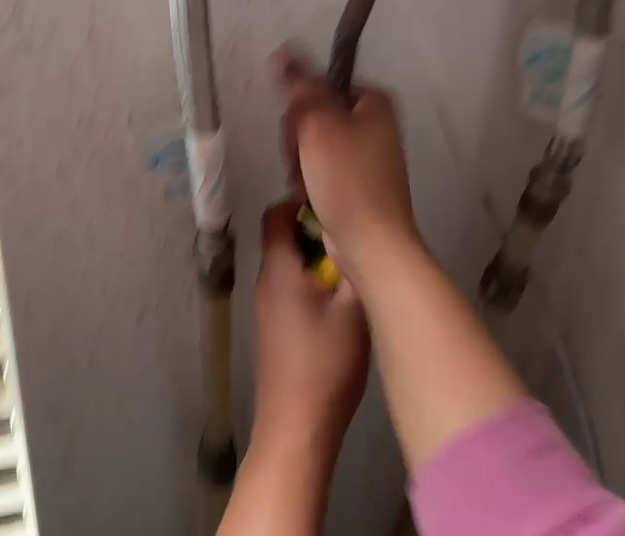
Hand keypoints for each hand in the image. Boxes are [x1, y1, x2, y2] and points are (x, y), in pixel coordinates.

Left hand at [252, 201, 370, 448]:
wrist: (297, 424)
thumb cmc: (326, 361)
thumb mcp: (355, 308)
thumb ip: (356, 264)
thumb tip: (358, 233)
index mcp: (279, 267)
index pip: (277, 213)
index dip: (303, 201)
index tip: (335, 204)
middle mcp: (266, 280)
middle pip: (284, 237)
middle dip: (316, 231)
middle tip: (352, 236)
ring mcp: (267, 306)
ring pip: (290, 265)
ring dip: (317, 258)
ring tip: (352, 265)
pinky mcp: (275, 327)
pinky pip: (291, 287)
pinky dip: (313, 282)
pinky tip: (341, 300)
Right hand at [275, 52, 422, 277]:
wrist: (369, 243)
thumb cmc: (346, 178)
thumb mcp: (318, 123)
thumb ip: (300, 84)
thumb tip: (283, 50)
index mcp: (374, 101)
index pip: (320, 85)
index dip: (302, 106)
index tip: (299, 130)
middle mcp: (375, 124)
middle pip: (315, 114)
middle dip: (298, 138)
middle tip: (301, 159)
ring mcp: (367, 156)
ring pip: (313, 143)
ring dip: (300, 162)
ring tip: (306, 182)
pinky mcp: (357, 183)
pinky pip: (321, 168)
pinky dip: (310, 180)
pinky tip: (310, 195)